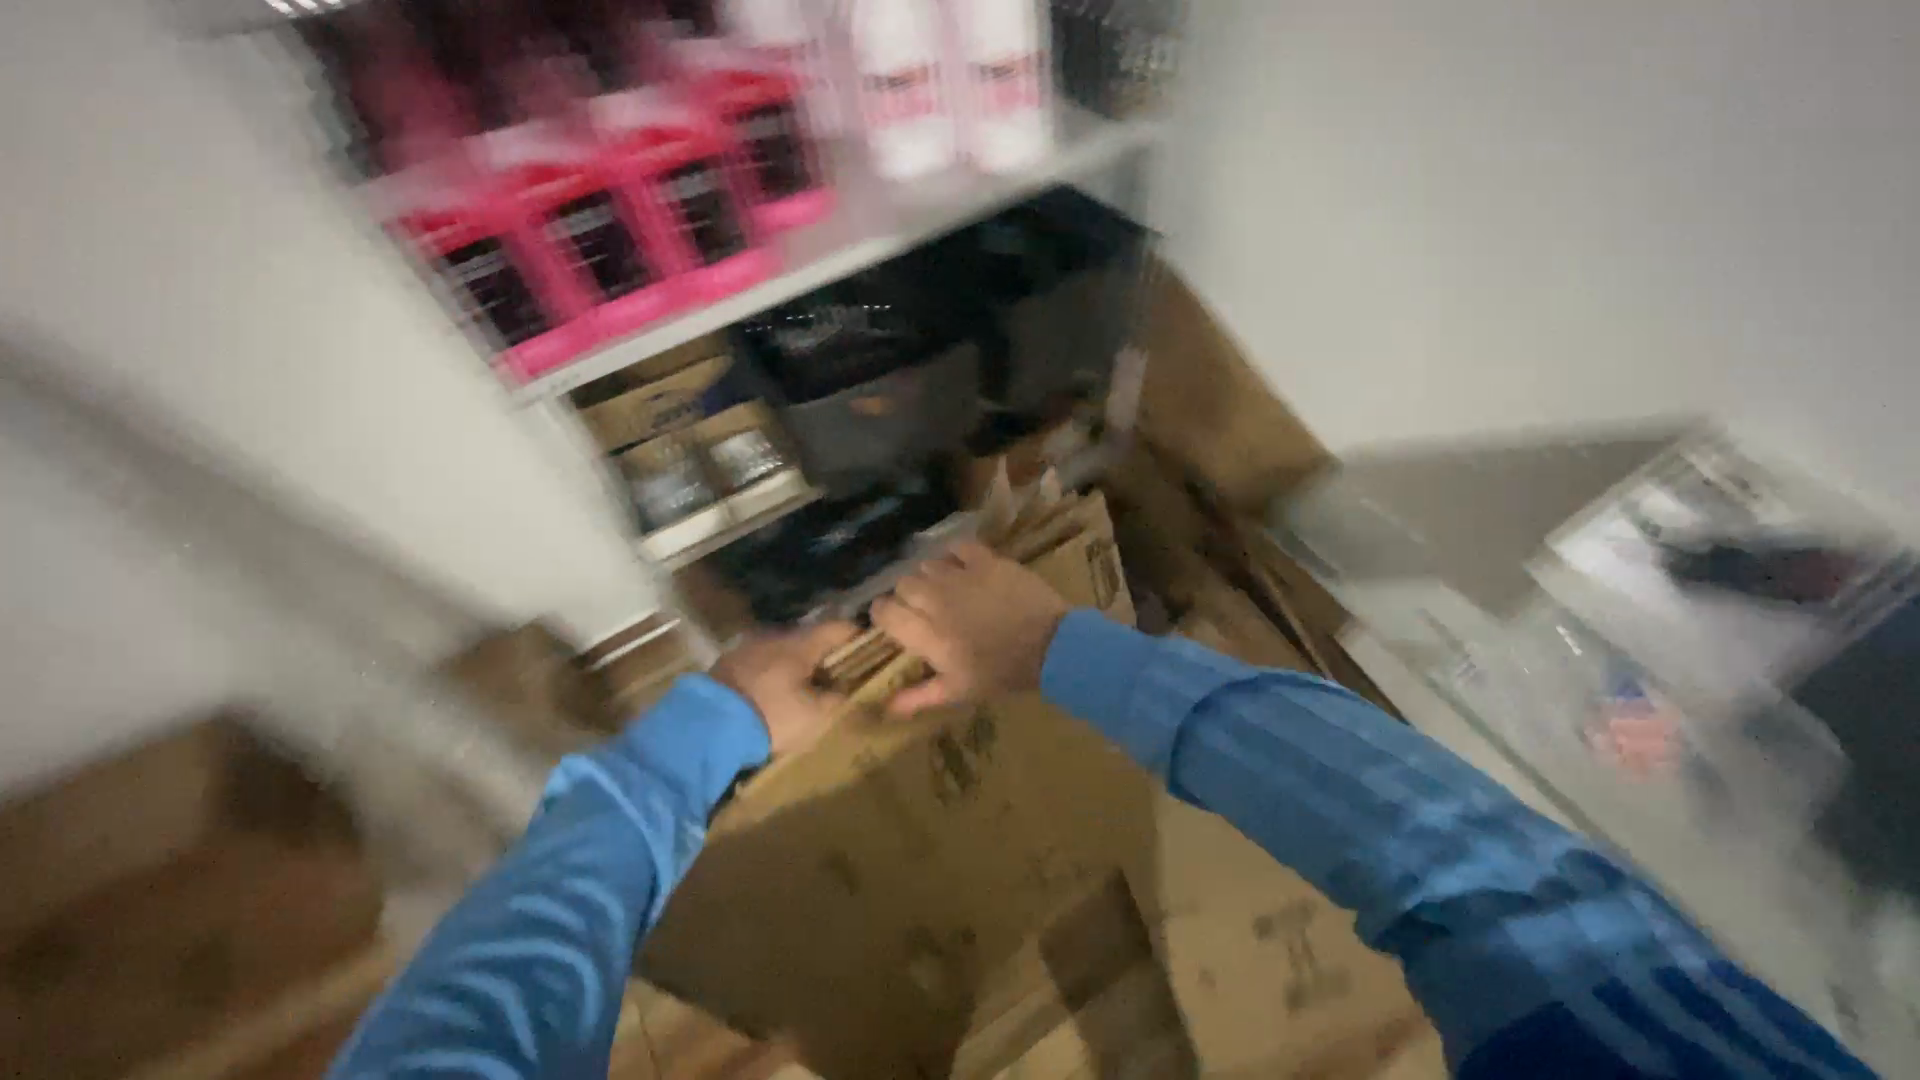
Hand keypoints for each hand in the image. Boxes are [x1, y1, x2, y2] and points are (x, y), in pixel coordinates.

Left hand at [710, 621, 859, 756]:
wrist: (707, 726)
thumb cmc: (772, 715)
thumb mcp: (815, 714)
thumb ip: (837, 698)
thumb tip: (845, 689)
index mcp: (801, 642)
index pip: (840, 627)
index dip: (859, 637)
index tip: (871, 650)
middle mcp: (775, 636)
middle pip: (810, 639)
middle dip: (825, 656)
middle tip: (839, 677)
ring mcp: (747, 647)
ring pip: (782, 651)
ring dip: (796, 666)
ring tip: (805, 688)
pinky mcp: (726, 665)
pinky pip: (760, 664)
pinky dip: (772, 675)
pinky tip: (773, 695)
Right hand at [870, 539, 1070, 715]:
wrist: (1050, 647)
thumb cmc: (1001, 673)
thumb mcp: (959, 691)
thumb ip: (919, 697)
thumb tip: (887, 708)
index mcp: (926, 634)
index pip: (884, 612)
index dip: (883, 614)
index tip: (892, 620)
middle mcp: (935, 600)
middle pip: (902, 584)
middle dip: (907, 595)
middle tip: (923, 609)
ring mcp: (960, 576)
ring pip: (926, 564)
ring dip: (930, 576)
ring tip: (944, 589)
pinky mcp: (985, 561)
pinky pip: (957, 547)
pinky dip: (954, 555)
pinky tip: (961, 566)